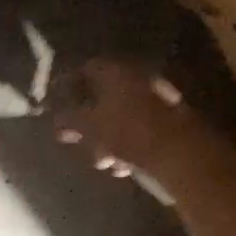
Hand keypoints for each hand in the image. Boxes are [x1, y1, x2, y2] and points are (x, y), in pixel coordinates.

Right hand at [50, 58, 196, 177]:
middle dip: (88, 124)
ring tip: (105, 163)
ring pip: (121, 117)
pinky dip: (128, 145)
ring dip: (107, 140)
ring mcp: (155, 98)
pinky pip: (139, 129)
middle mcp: (136, 78)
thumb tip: (56, 122)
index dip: (68, 86)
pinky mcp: (168, 120)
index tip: (58, 104)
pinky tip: (124, 166)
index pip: (86, 69)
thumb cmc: (127, 131)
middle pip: (103, 97)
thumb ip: (68, 121)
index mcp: (116, 71)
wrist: (179, 151)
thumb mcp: (88, 125)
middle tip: (78, 142)